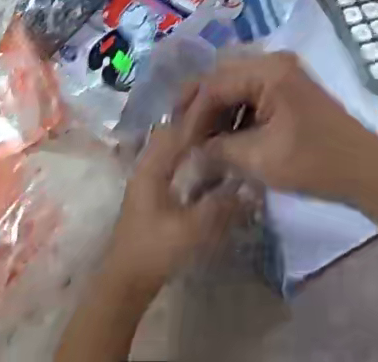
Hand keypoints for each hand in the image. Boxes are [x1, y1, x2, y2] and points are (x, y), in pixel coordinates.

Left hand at [101, 104, 249, 296]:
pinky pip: (171, 161)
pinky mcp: (153, 191)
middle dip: (195, 121)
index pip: (176, 130)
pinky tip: (205, 161)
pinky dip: (187, 154)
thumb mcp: (191, 230)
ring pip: (170, 146)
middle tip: (225, 112)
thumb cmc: (155, 248)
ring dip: (191, 136)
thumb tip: (250, 186)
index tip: (222, 100)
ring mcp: (148, 176)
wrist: (127, 276)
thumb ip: (220, 207)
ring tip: (220, 130)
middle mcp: (147, 163)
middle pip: (171, 132)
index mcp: (151, 165)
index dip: (197, 115)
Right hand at [180, 53, 377, 206]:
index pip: (214, 85)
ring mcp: (282, 73)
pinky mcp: (288, 89)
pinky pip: (249, 94)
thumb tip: (186, 157)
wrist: (374, 177)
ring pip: (232, 87)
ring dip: (216, 113)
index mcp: (268, 70)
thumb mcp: (262, 160)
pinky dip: (234, 115)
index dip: (193, 114)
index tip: (180, 142)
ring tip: (201, 141)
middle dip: (200, 108)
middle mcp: (272, 62)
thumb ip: (218, 152)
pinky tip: (225, 138)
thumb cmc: (318, 164)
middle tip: (183, 135)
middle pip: (220, 79)